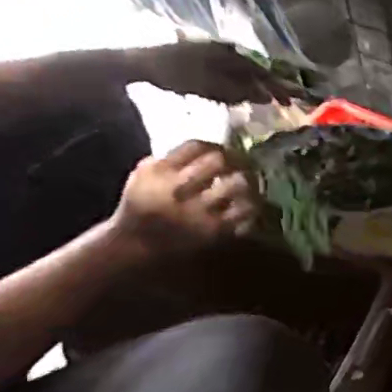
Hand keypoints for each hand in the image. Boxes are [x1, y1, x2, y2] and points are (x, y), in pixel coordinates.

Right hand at [109, 140, 258, 255]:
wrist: (137, 244)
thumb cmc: (143, 207)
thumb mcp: (143, 178)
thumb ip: (169, 161)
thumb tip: (206, 150)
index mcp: (159, 172)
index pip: (196, 146)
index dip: (215, 147)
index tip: (224, 153)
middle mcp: (179, 188)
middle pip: (219, 161)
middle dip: (237, 160)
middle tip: (246, 166)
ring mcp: (200, 210)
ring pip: (239, 184)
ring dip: (250, 182)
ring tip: (251, 185)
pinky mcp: (218, 230)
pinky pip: (248, 211)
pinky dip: (255, 205)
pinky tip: (252, 205)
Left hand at [132, 41, 302, 104]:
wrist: (137, 64)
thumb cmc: (178, 75)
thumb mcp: (214, 87)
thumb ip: (242, 91)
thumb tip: (266, 96)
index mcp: (231, 55)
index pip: (264, 73)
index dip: (282, 87)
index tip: (298, 98)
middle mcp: (223, 50)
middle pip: (254, 70)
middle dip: (269, 85)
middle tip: (284, 100)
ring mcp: (209, 51)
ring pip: (240, 69)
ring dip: (253, 83)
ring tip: (263, 97)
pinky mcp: (196, 56)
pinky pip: (226, 69)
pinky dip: (236, 80)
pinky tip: (236, 89)